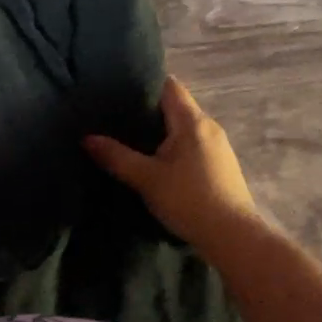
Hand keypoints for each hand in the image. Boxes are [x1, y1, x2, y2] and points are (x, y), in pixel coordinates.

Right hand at [83, 76, 261, 248]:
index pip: (169, 86)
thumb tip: (86, 138)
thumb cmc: (189, 200)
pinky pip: (193, 143)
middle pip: (176, 105)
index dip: (146, 83)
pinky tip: (158, 160)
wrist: (234, 239)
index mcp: (192, 121)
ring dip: (163, 129)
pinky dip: (175, 144)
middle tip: (118, 114)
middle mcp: (209, 126)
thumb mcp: (146, 178)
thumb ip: (116, 156)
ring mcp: (219, 146)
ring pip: (185, 126)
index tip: (120, 89)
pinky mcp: (222, 165)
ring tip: (133, 137)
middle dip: (149, 108)